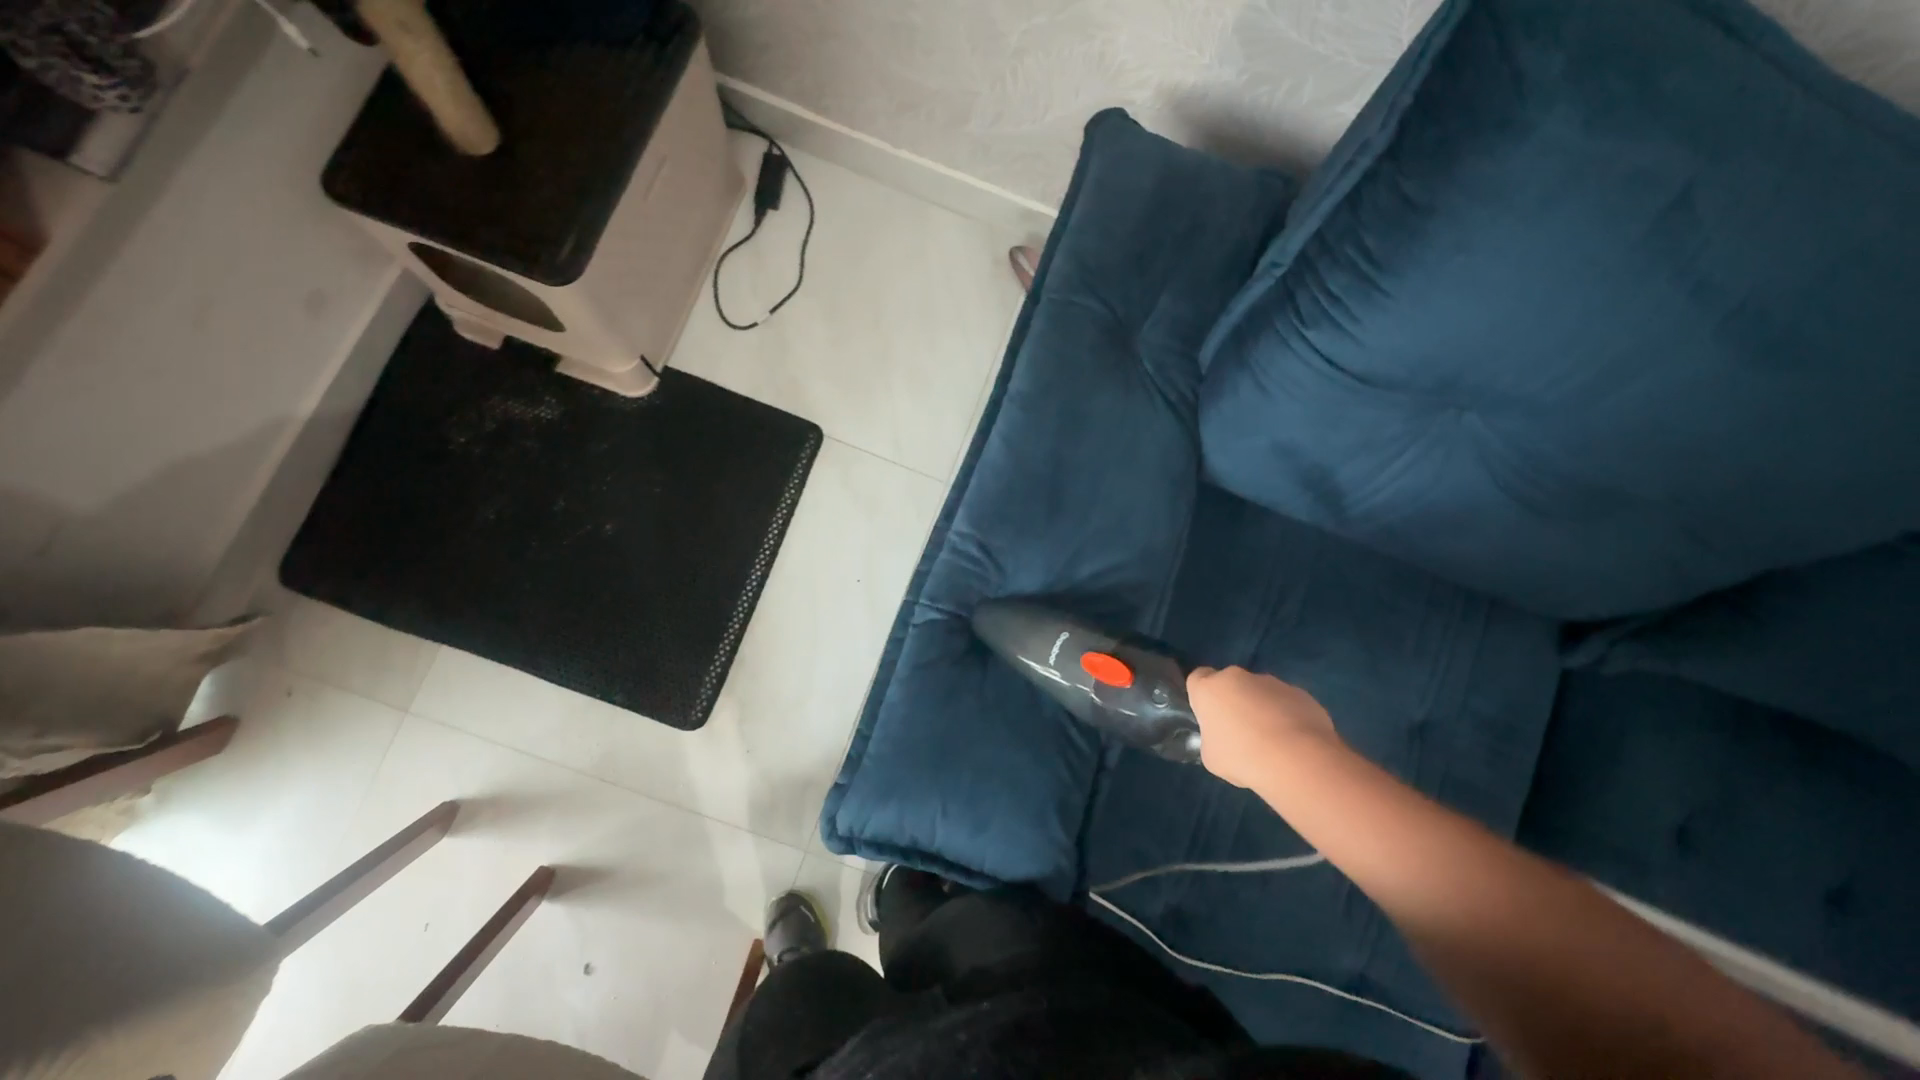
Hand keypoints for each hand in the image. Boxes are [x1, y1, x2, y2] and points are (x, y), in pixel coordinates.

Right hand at [1186, 666, 1341, 788]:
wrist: (1297, 758)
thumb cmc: (1242, 757)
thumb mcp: (1212, 757)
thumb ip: (1213, 738)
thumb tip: (1225, 737)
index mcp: (1209, 688)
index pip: (1197, 679)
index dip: (1203, 697)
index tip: (1210, 717)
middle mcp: (1239, 677)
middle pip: (1231, 684)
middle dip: (1235, 702)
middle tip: (1241, 733)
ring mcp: (1273, 682)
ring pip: (1261, 693)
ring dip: (1262, 709)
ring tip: (1273, 743)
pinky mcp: (1301, 693)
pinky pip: (1287, 703)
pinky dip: (1288, 717)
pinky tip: (1294, 743)